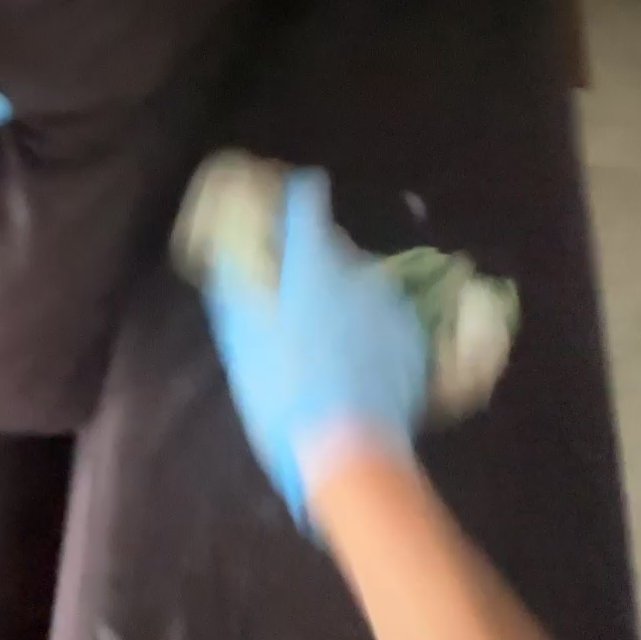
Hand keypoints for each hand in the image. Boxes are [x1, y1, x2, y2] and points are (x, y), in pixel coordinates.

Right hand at [202, 169, 427, 522]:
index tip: (282, 199)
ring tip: (317, 340)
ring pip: (357, 283)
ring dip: (337, 297)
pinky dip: (363, 328)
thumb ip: (238, 288)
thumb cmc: (281, 390)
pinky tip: (346, 361)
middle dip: (308, 263)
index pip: (305, 200)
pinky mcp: (410, 337)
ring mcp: (389, 305)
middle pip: (329, 248)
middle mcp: (357, 272)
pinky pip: (380, 317)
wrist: (345, 444)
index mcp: (310, 265)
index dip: (293, 194)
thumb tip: (229, 254)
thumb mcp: (242, 340)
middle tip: (286, 297)